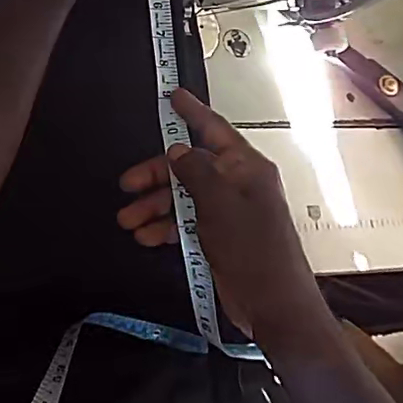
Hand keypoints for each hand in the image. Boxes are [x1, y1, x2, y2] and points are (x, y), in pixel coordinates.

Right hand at [116, 88, 325, 336]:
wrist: (273, 307)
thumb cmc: (255, 251)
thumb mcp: (219, 203)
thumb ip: (195, 170)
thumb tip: (177, 151)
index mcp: (245, 167)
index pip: (214, 129)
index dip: (192, 111)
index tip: (173, 96)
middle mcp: (235, 183)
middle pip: (187, 166)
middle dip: (156, 176)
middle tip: (128, 183)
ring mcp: (226, 210)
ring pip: (181, 195)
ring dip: (154, 206)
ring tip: (129, 220)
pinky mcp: (218, 234)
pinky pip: (184, 220)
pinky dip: (164, 226)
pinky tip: (147, 235)